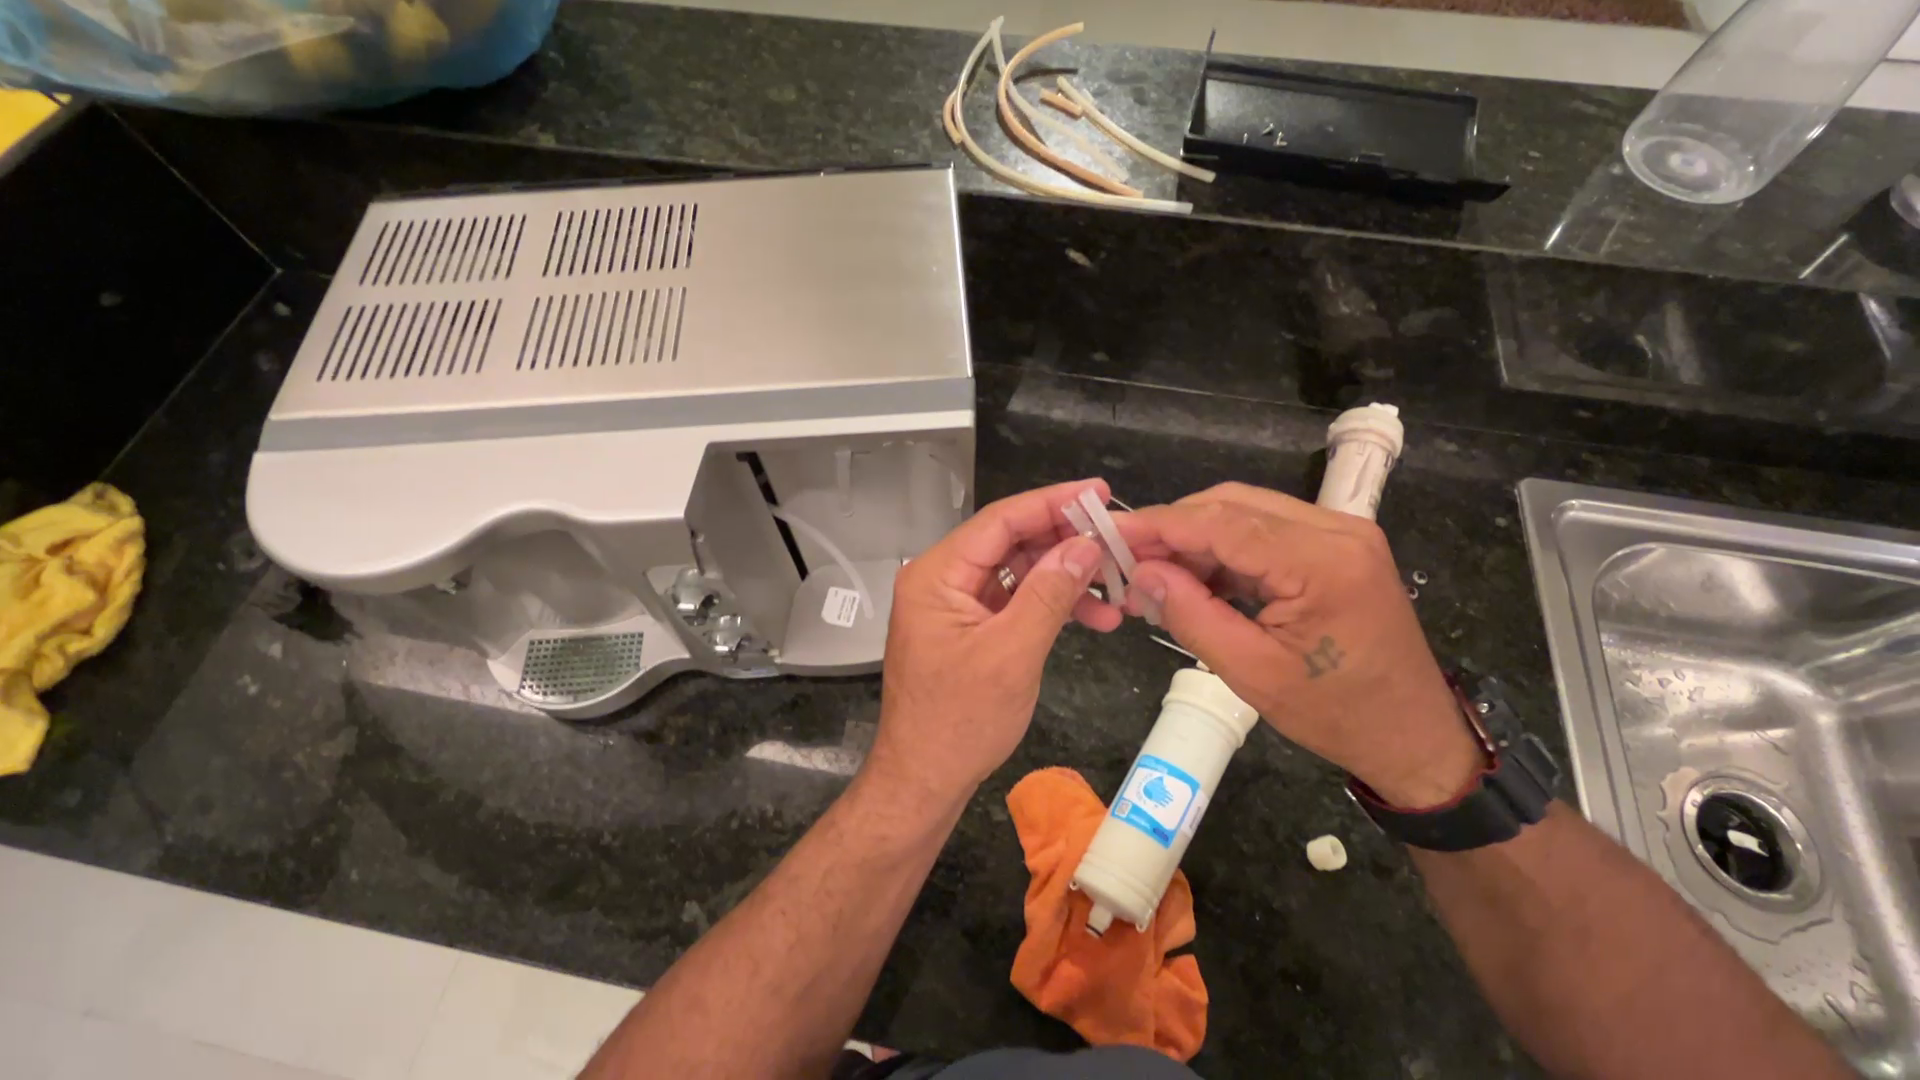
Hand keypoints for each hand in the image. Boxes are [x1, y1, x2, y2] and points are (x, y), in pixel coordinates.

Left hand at [865, 479, 1121, 806]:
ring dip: (1066, 579)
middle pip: (1010, 542)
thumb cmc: (960, 722)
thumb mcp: (1012, 653)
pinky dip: (1050, 606)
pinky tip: (1092, 616)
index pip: (1000, 520)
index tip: (1099, 493)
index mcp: (936, 575)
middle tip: (1118, 543)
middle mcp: (941, 581)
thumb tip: (1084, 545)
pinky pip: (1014, 601)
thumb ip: (1049, 593)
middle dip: (1066, 543)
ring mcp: (954, 606)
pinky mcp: (969, 629)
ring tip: (1117, 591)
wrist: (924, 780)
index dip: (1053, 502)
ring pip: (1018, 572)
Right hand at [1118, 483, 1483, 807]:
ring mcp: (1342, 534)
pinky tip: (1196, 579)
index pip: (1221, 522)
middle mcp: (1337, 530)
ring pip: (1247, 513)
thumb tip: (1140, 573)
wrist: (1413, 735)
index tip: (1108, 533)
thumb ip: (1192, 615)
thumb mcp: (1253, 673)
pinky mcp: (1339, 548)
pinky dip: (1226, 550)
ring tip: (1154, 576)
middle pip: (1232, 504)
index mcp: (1322, 561)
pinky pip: (1268, 533)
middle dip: (1173, 527)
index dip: (1158, 525)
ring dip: (1197, 538)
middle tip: (1126, 560)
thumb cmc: (1336, 714)